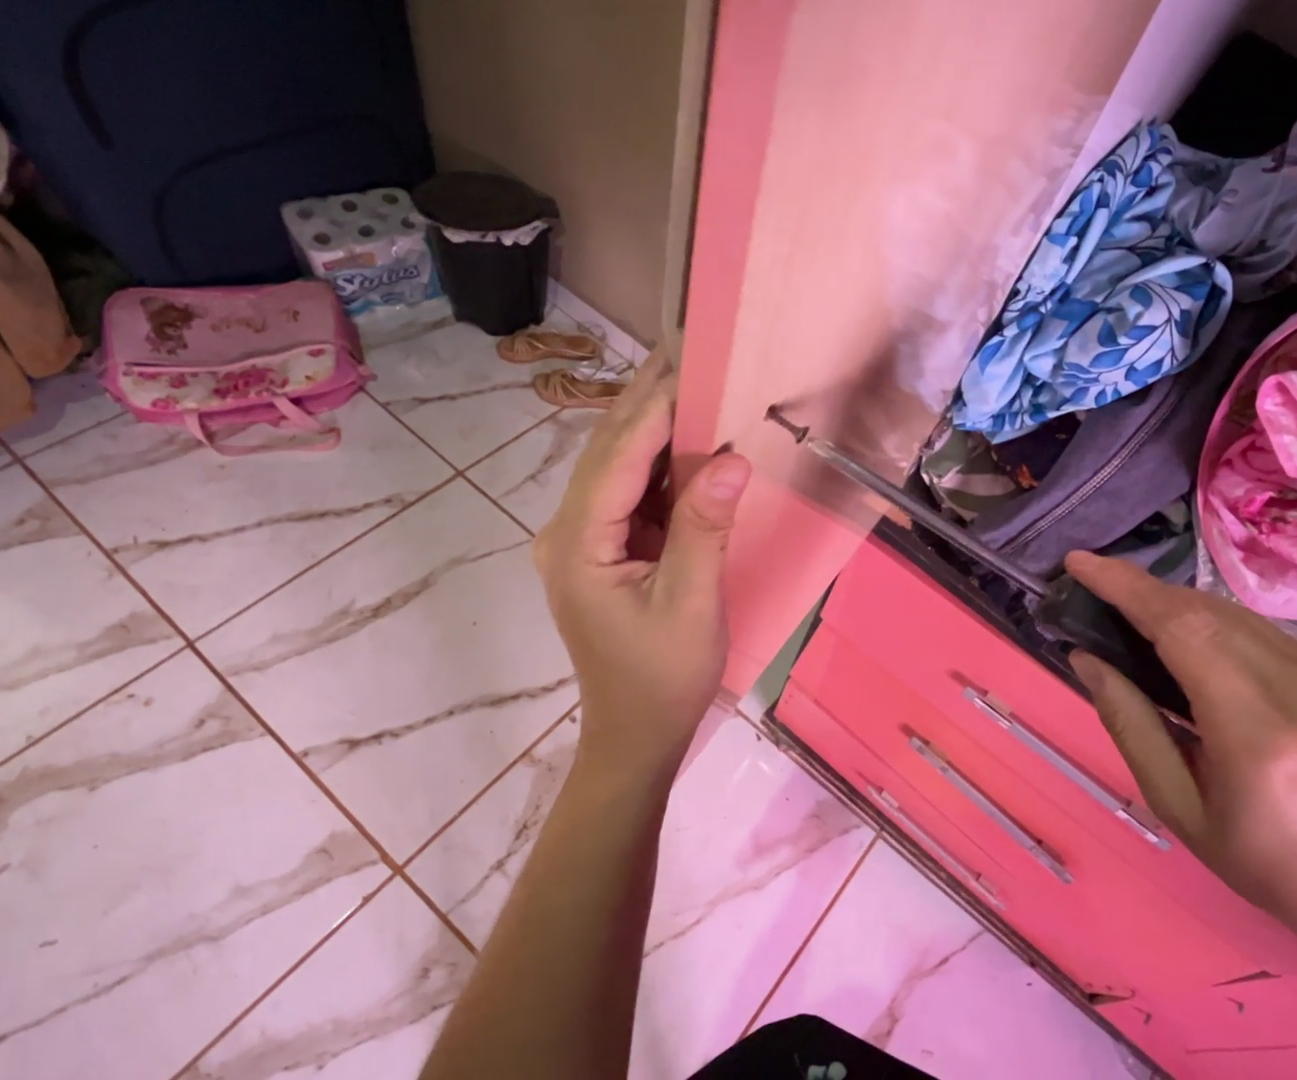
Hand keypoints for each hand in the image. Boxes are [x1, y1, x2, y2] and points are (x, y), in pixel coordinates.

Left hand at [531, 352, 751, 773]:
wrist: (634, 736)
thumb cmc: (662, 679)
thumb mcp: (691, 605)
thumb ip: (705, 528)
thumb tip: (732, 458)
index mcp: (579, 544)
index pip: (618, 457)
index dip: (656, 406)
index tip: (692, 358)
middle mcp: (564, 532)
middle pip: (608, 452)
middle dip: (649, 402)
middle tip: (690, 349)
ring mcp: (577, 541)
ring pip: (615, 468)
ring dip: (652, 428)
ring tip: (692, 378)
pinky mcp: (596, 551)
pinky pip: (626, 494)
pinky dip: (656, 464)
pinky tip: (686, 439)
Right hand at [1062, 552, 1296, 964]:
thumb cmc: (1267, 866)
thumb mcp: (1180, 807)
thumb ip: (1131, 725)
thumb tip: (1087, 658)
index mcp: (1259, 733)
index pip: (1183, 630)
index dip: (1127, 589)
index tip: (1081, 564)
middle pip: (1208, 611)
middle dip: (1144, 590)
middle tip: (1094, 587)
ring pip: (1238, 615)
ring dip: (1178, 606)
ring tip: (1131, 612)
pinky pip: (1266, 634)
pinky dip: (1216, 625)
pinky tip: (1190, 640)